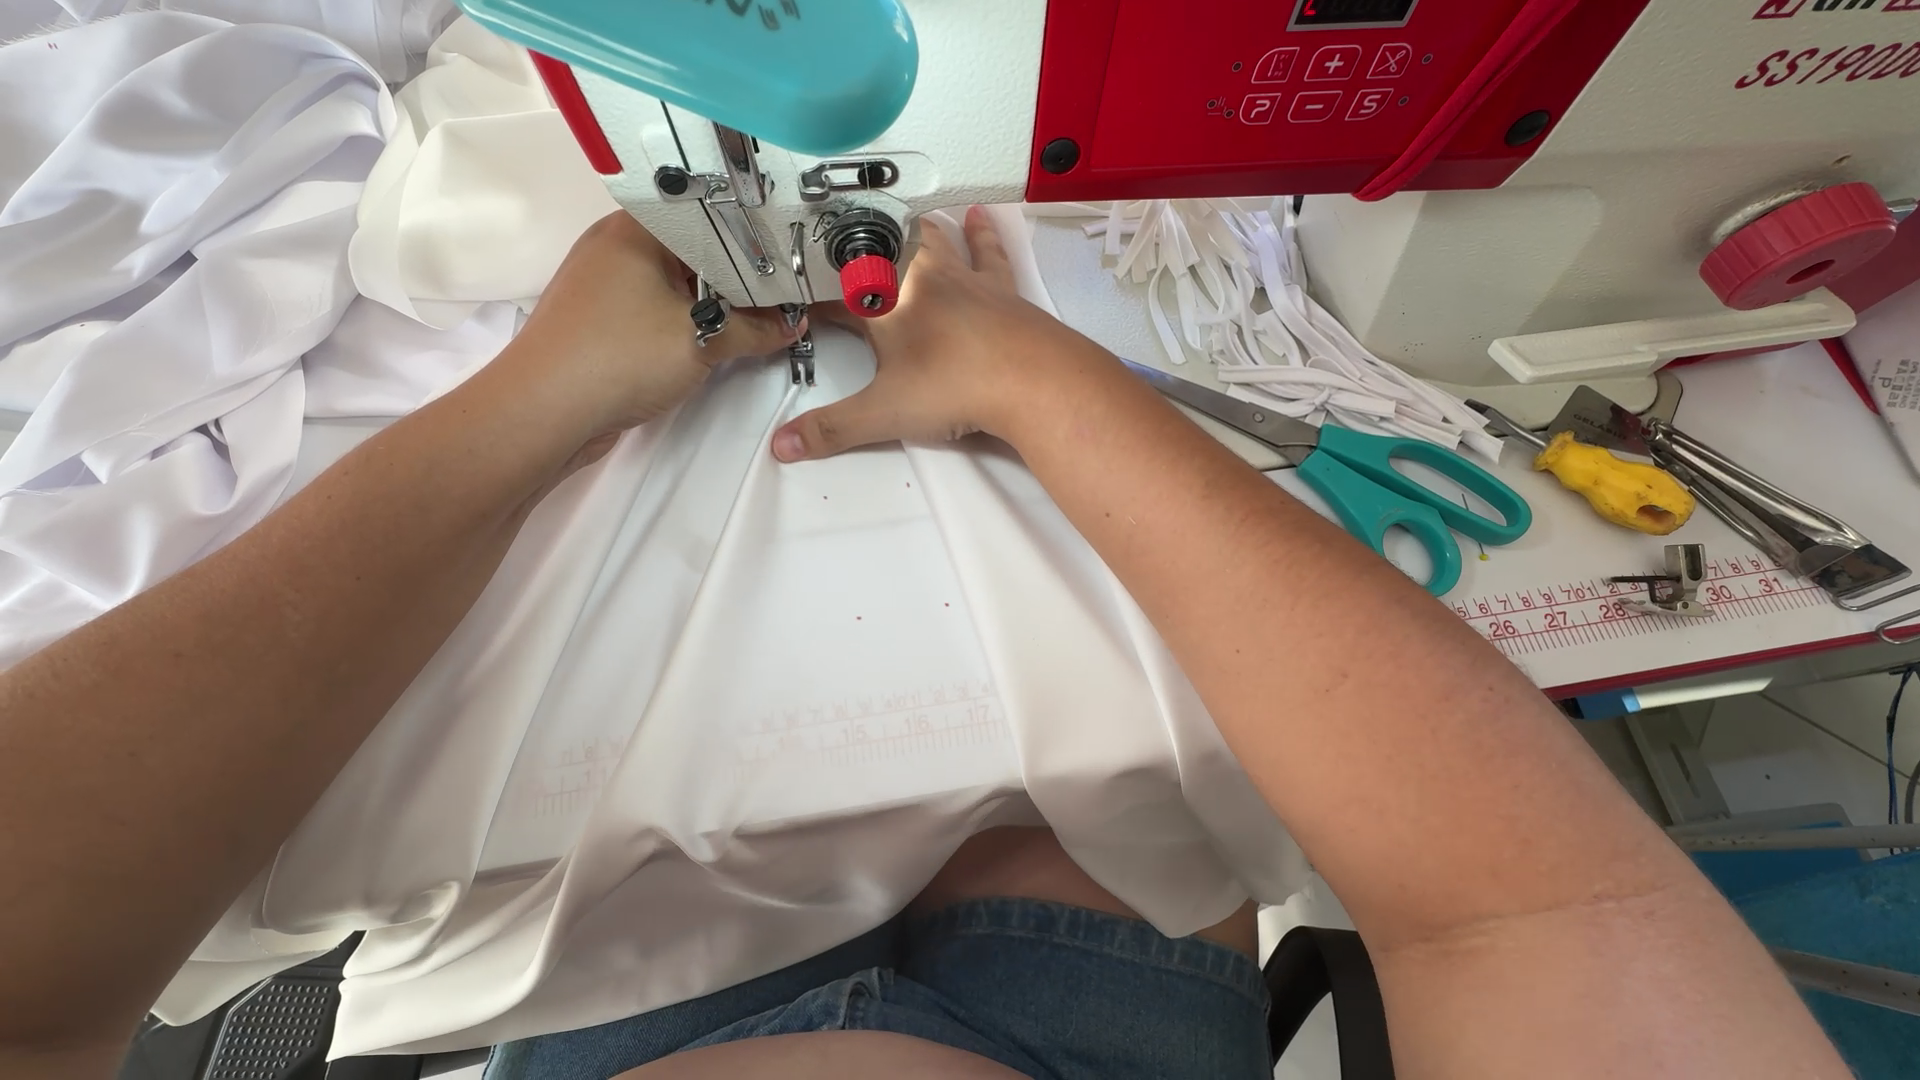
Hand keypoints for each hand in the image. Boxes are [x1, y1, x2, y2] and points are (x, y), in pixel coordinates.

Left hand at [495, 212, 804, 455]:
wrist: (544, 411)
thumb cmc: (621, 357)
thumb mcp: (704, 341)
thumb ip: (756, 329)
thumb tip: (793, 323)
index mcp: (636, 228)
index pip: (707, 214)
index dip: (752, 235)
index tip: (788, 255)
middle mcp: (617, 245)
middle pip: (693, 249)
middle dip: (737, 274)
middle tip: (783, 289)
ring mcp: (605, 283)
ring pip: (675, 281)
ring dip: (713, 301)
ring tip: (758, 314)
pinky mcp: (603, 318)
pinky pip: (657, 307)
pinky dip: (687, 319)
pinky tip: (715, 336)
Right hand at [770, 206, 1107, 462]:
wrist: (1031, 380)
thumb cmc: (952, 389)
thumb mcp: (883, 415)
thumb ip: (831, 430)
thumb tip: (779, 447)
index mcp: (884, 305)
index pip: (834, 295)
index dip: (808, 297)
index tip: (790, 298)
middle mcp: (920, 280)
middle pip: (881, 252)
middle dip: (857, 250)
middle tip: (842, 240)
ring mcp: (964, 279)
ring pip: (932, 240)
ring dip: (912, 230)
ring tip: (901, 216)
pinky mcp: (1000, 288)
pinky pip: (987, 253)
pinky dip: (981, 234)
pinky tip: (979, 216)